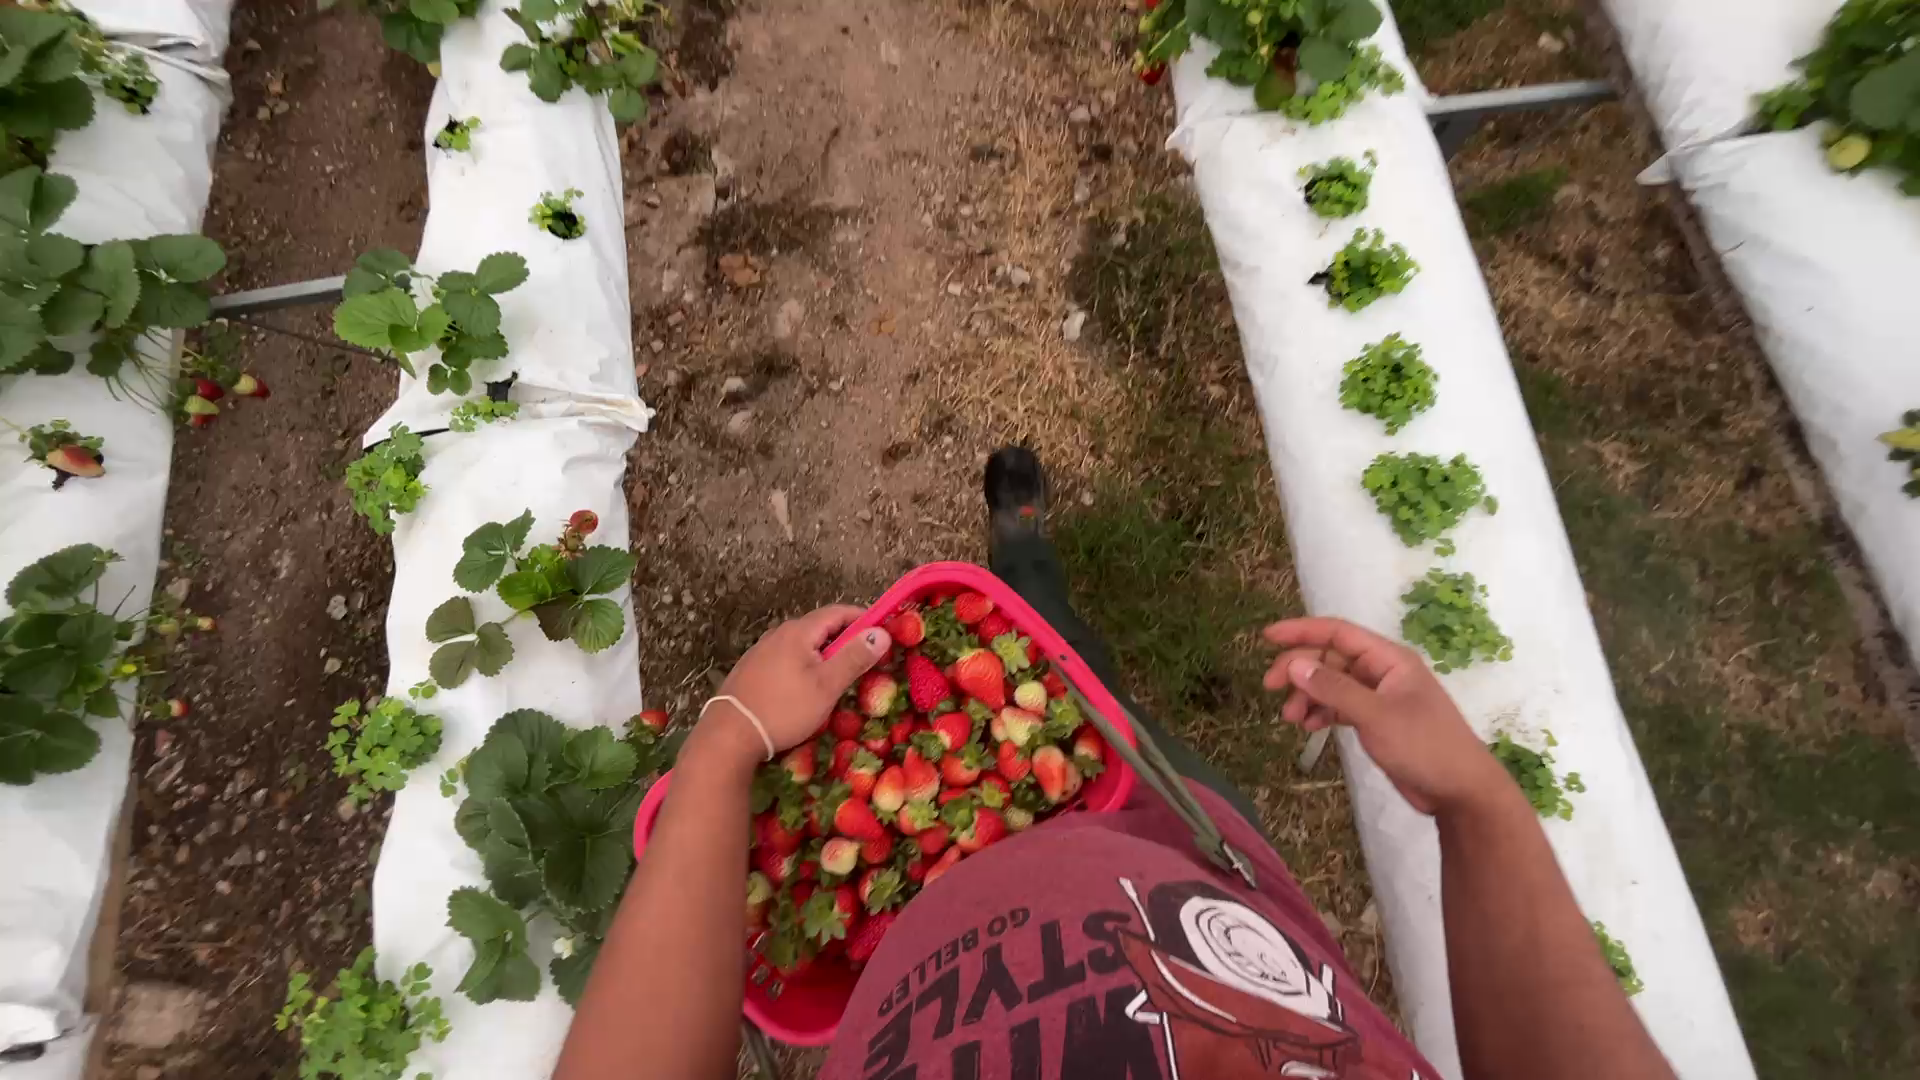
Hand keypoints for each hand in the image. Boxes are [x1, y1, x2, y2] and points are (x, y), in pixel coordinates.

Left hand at [694, 605, 890, 768]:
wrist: (728, 737)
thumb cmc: (784, 709)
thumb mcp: (827, 685)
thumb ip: (855, 657)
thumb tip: (881, 633)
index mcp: (799, 631)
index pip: (839, 612)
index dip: (864, 619)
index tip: (883, 633)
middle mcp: (778, 633)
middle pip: (820, 627)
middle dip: (846, 639)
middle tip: (867, 658)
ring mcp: (761, 651)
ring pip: (802, 645)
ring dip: (825, 654)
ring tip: (840, 676)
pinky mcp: (751, 670)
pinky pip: (787, 659)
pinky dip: (805, 665)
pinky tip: (806, 687)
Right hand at [1261, 616, 1505, 815]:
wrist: (1461, 793)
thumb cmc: (1425, 746)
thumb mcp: (1375, 715)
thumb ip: (1333, 688)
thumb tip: (1294, 665)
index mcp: (1389, 659)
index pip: (1337, 633)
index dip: (1301, 631)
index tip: (1267, 637)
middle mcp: (1381, 671)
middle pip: (1328, 658)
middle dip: (1298, 670)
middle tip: (1270, 687)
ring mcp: (1378, 696)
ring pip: (1329, 683)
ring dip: (1306, 695)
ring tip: (1291, 718)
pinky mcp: (1374, 719)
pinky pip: (1337, 704)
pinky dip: (1319, 711)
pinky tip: (1309, 726)